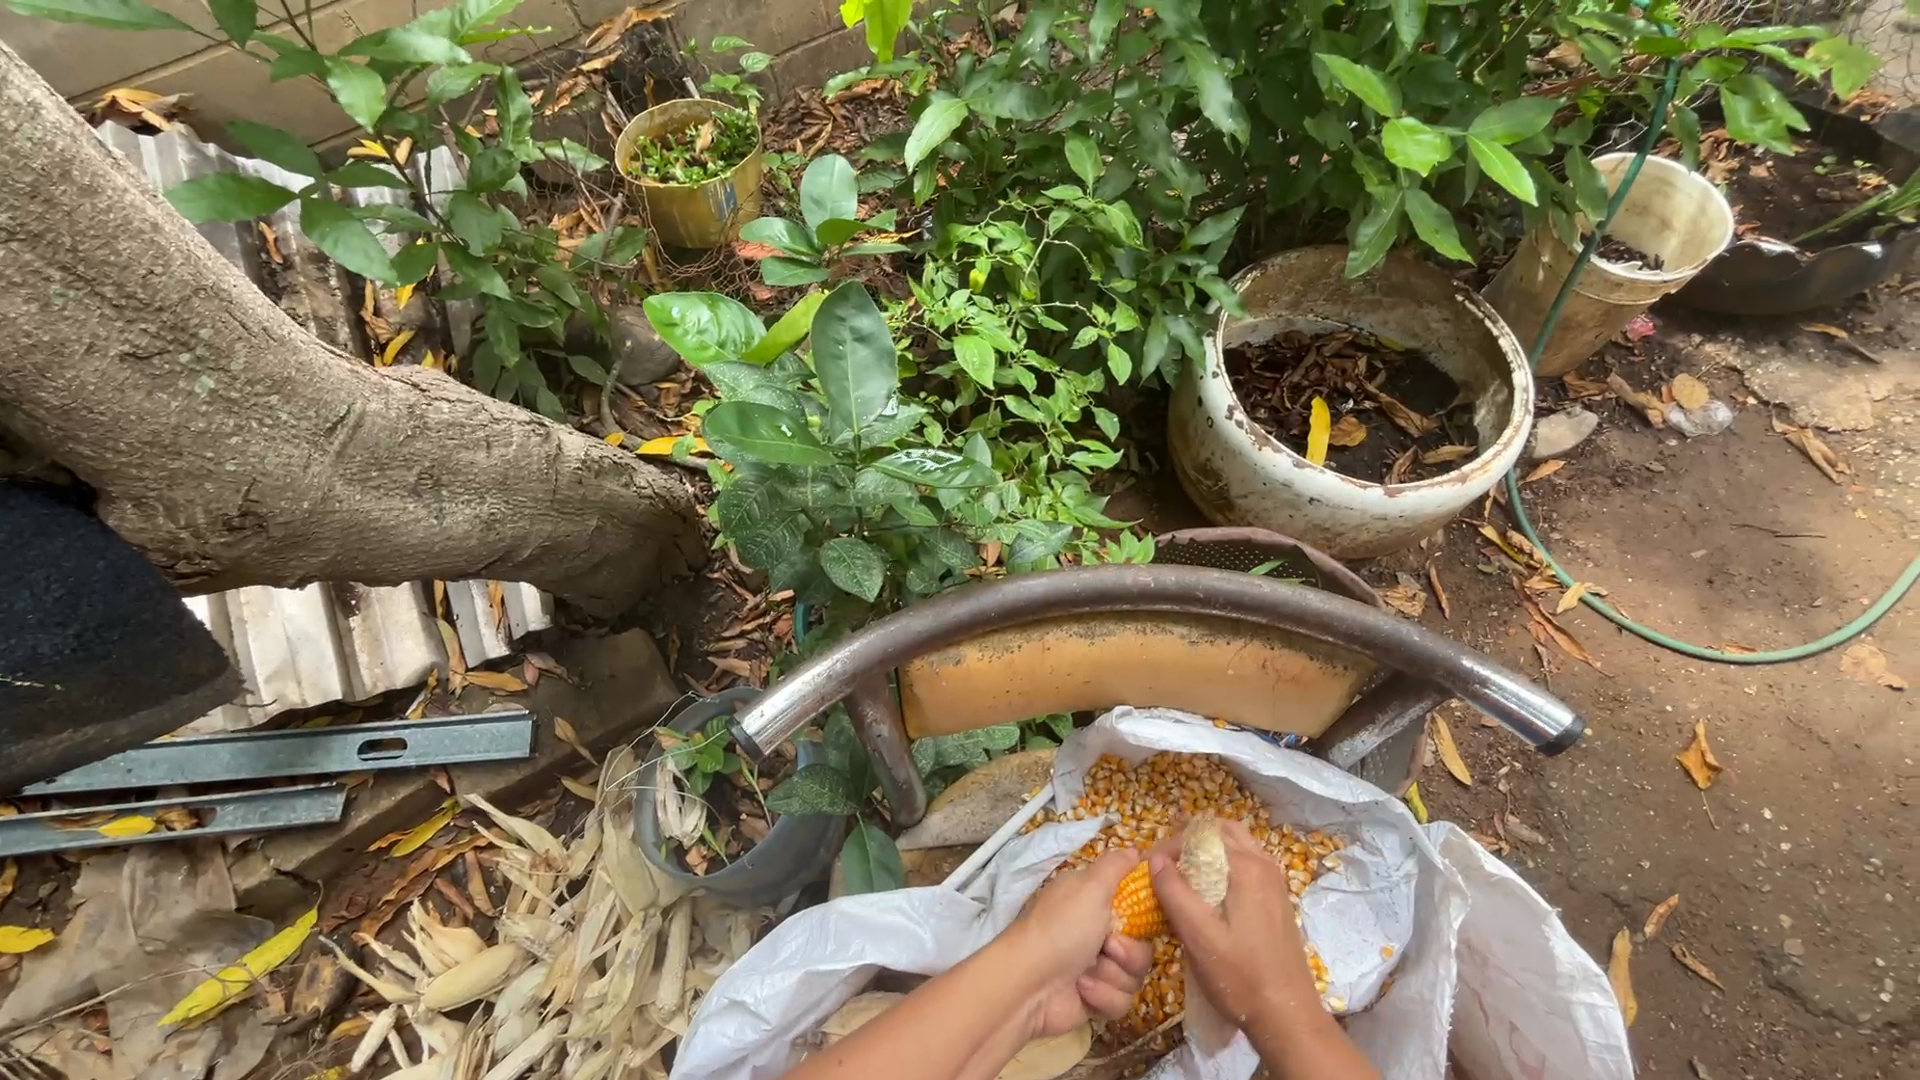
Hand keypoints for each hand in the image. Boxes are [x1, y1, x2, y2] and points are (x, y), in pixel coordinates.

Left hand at [1009, 850, 1154, 1037]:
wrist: (1031, 984)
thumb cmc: (1062, 928)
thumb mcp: (1090, 886)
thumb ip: (1115, 865)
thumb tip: (1135, 849)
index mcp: (1094, 900)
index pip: (1136, 903)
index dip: (1144, 912)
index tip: (1144, 914)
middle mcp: (1097, 931)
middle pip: (1142, 945)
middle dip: (1128, 951)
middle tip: (1108, 946)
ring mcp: (1097, 966)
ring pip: (1134, 975)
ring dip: (1112, 974)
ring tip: (1086, 972)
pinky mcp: (1096, 998)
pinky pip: (1121, 1001)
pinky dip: (1103, 996)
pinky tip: (1082, 989)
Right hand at [1148, 819, 1320, 1032]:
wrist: (1288, 1017)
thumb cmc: (1240, 978)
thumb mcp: (1198, 937)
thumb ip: (1174, 893)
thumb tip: (1156, 859)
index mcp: (1246, 868)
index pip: (1198, 836)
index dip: (1168, 846)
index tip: (1147, 868)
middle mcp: (1264, 865)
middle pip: (1220, 830)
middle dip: (1188, 839)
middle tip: (1164, 863)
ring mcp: (1274, 880)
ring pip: (1236, 843)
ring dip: (1207, 848)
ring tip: (1182, 871)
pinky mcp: (1277, 897)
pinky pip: (1246, 861)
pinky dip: (1223, 861)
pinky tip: (1208, 889)